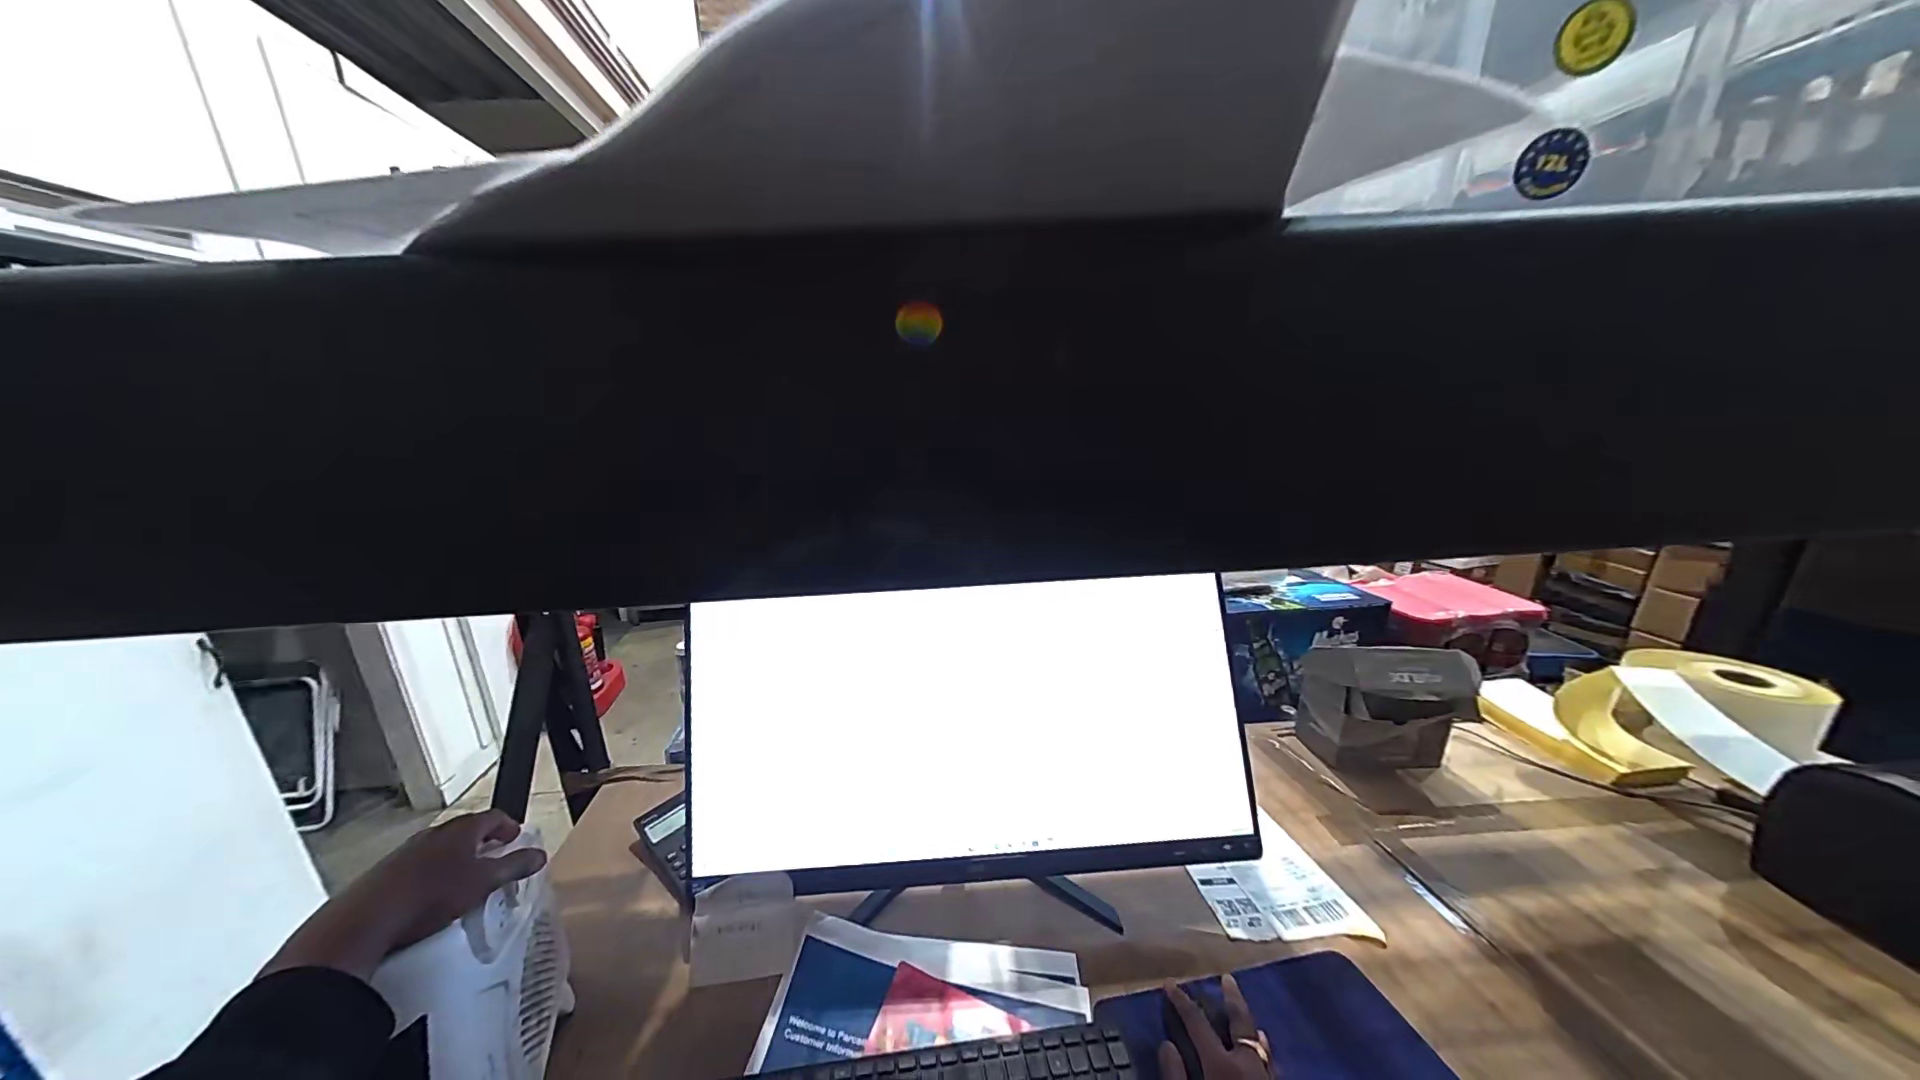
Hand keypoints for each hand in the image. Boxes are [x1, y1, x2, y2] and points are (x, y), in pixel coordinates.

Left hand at [263, 810, 548, 980]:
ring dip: (455, 858)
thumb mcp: (483, 883)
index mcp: (461, 830)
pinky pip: (416, 867)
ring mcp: (404, 852)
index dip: (508, 826)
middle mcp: (433, 834)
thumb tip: (540, 854)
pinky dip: (430, 874)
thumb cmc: (431, 896)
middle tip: (494, 858)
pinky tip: (430, 896)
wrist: (361, 925)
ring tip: (463, 880)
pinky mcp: (382, 874)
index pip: (493, 817)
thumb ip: (514, 866)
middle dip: (482, 842)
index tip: (516, 838)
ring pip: (439, 848)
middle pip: (465, 830)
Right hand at [1158, 974, 1274, 1078]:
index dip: (1181, 1001)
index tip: (1169, 982)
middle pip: (1239, 1021)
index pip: (1197, 1022)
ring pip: (1257, 1039)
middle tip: (1227, 977)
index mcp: (1222, 1063)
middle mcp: (1247, 1062)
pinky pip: (1270, 1058)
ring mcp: (1267, 1075)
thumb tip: (1167, 1045)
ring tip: (1241, 1008)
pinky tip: (1260, 1041)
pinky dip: (1262, 1045)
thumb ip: (1176, 1076)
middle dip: (1231, 997)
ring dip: (1247, 1021)